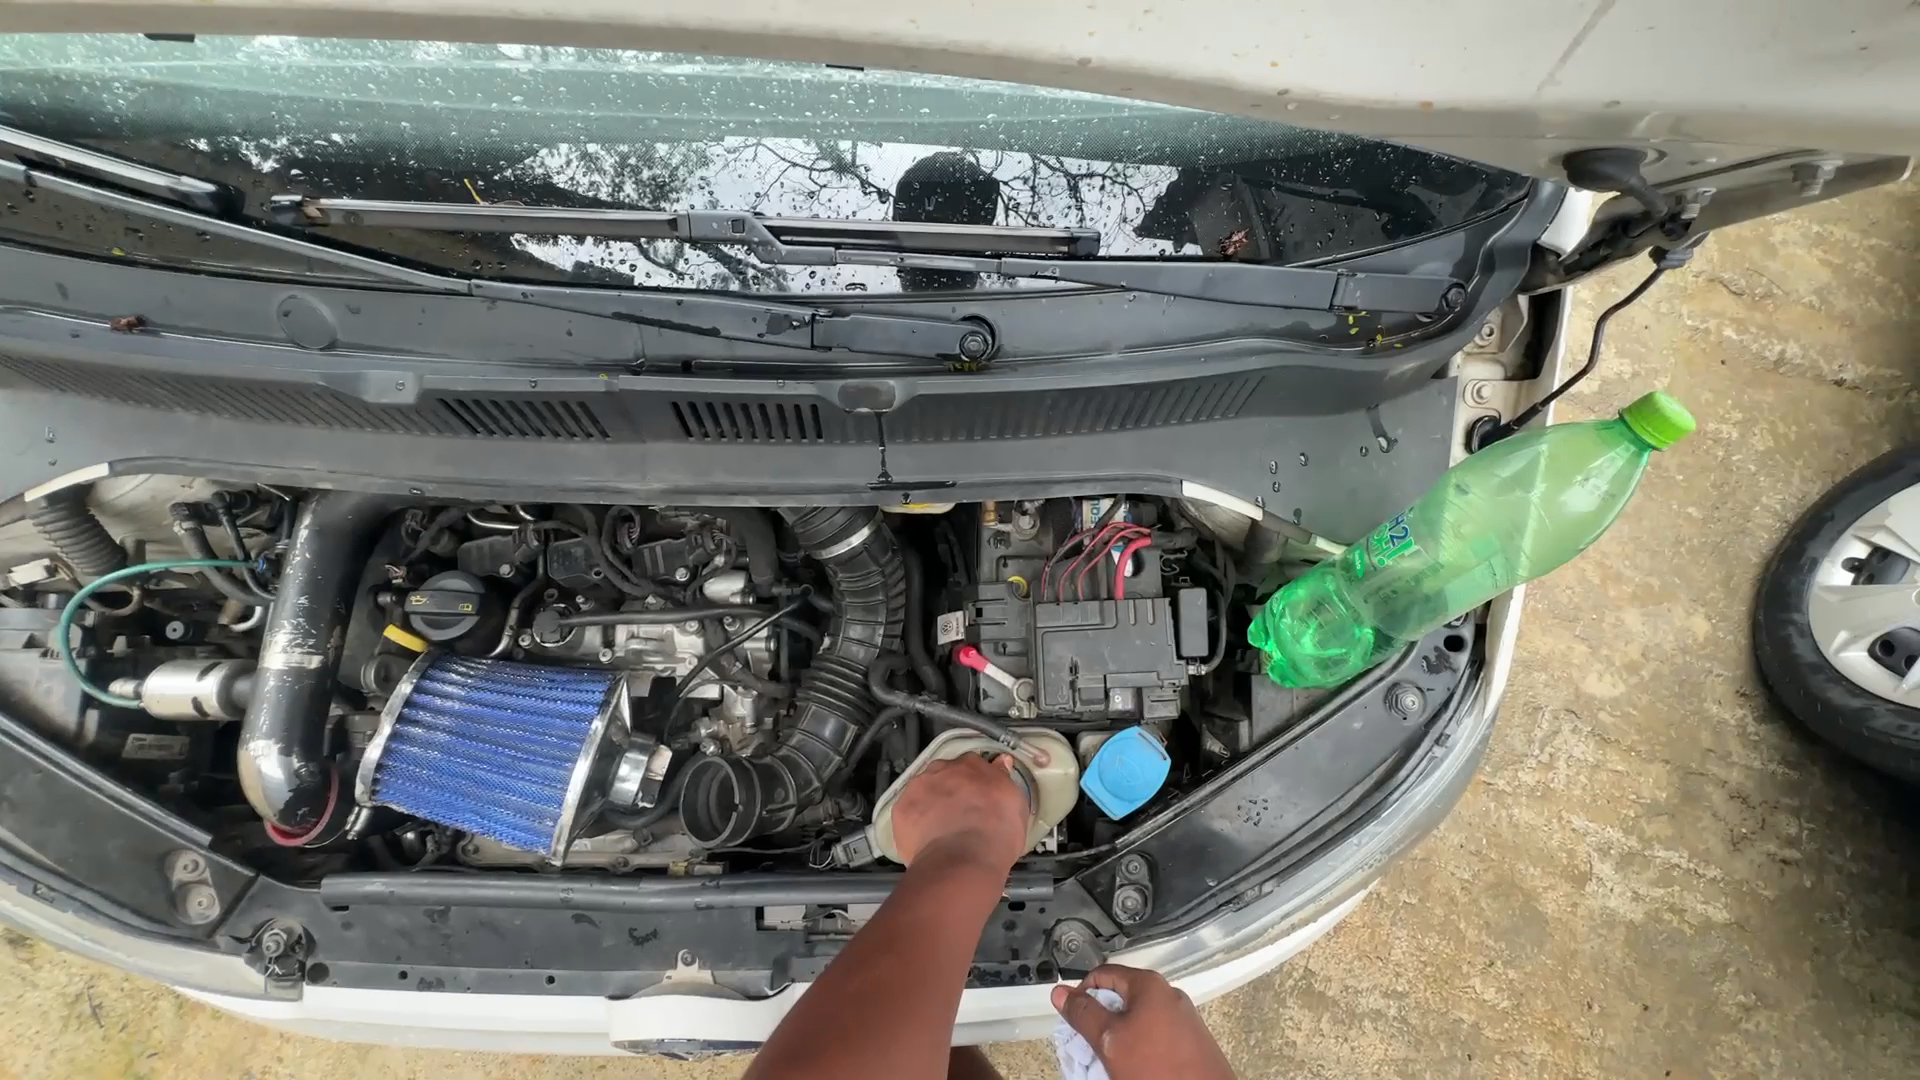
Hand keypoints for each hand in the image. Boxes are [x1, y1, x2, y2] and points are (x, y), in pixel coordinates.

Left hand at [890, 753, 1030, 870]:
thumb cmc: (997, 834)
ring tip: (939, 830)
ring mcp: (919, 786)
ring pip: (924, 790)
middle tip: (959, 814)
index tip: (978, 796)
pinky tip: (924, 839)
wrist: (963, 859)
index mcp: (973, 765)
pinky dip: (914, 822)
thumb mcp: (1015, 804)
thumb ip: (1003, 779)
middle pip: (945, 773)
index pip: (972, 764)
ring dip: (930, 803)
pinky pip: (908, 811)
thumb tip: (1001, 764)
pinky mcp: (901, 808)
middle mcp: (944, 768)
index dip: (975, 782)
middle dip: (950, 789)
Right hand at [1051, 965, 1235, 1079]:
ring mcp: (1185, 1019)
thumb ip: (1083, 1014)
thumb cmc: (1157, 1069)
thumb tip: (1060, 991)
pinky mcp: (1195, 1043)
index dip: (1083, 994)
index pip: (1103, 974)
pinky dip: (1144, 1047)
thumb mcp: (1110, 1042)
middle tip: (1093, 1046)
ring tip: (1115, 1063)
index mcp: (1149, 984)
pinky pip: (1159, 1035)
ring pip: (1141, 1019)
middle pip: (1123, 997)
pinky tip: (1139, 1069)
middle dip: (1104, 1019)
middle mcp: (1170, 994)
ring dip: (1123, 1036)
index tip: (1075, 1021)